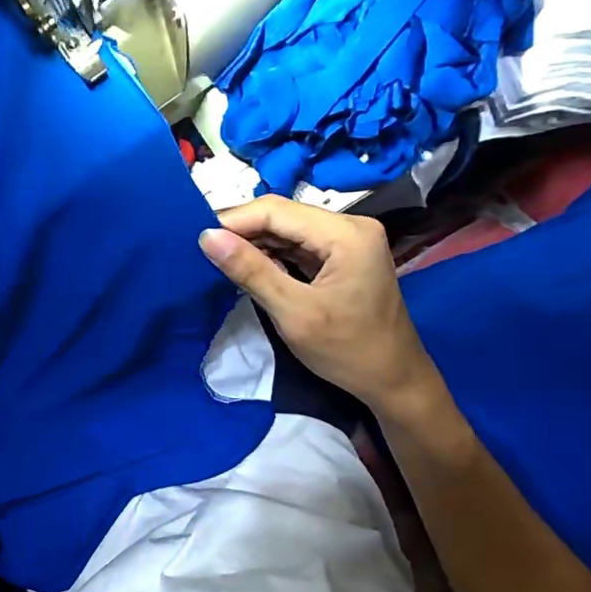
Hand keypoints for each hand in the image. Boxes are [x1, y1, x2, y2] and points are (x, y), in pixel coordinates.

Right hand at [199, 195, 438, 413]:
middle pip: (284, 215)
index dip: (234, 220)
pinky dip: (274, 254)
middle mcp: (351, 225)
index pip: (276, 210)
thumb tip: (206, 237)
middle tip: (203, 249)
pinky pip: (301, 245)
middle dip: (242, 230)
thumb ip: (251, 271)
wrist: (394, 381)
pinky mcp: (345, 256)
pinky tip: (249, 265)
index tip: (196, 238)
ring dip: (256, 242)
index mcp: (346, 233)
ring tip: (218, 257)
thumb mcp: (293, 313)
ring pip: (290, 230)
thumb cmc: (347, 351)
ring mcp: (350, 240)